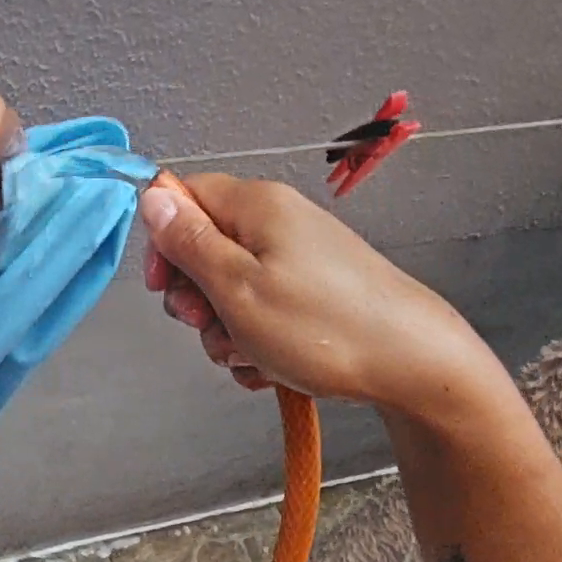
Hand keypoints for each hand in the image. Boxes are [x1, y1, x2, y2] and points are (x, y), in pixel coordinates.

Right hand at [140, 175, 503, 416]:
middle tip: (209, 323)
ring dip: (224, 330)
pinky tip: (269, 364)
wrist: (409, 363)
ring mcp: (295, 262)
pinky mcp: (310, 296)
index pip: (184, 197)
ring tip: (249, 352)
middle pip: (204, 251)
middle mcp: (277, 225)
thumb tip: (152, 197)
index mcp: (256, 208)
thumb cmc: (320, 326)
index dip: (162, 241)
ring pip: (228, 292)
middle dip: (195, 298)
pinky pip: (258, 315)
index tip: (162, 286)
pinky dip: (253, 343)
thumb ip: (188, 241)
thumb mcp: (234, 285)